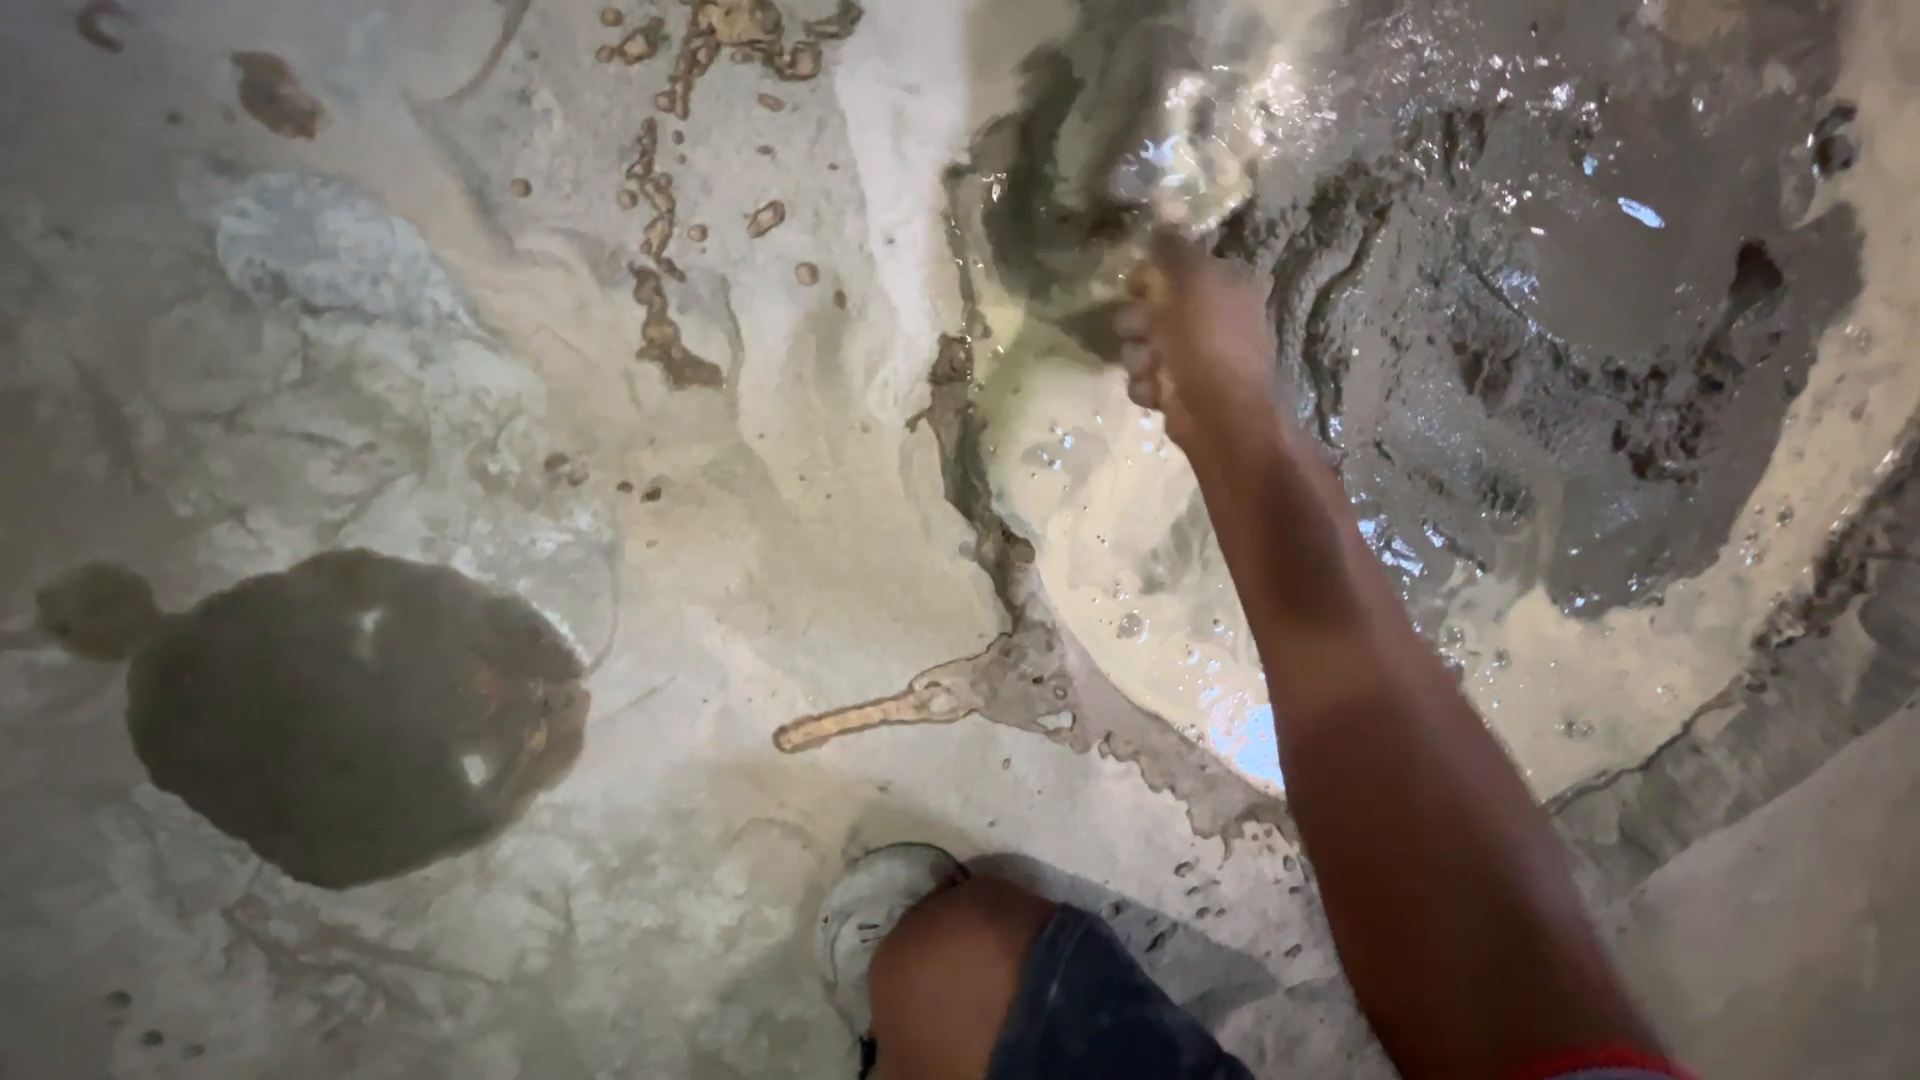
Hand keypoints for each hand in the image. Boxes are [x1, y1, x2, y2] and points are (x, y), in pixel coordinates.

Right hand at [1115, 231, 1277, 452]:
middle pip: (1152, 307)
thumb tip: (1163, 205)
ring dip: (1138, 356)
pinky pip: (1144, 379)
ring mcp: (1194, 357)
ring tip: (1152, 368)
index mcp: (1226, 285)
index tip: (1137, 285)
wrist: (1219, 415)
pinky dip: (1146, 386)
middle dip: (1137, 321)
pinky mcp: (1177, 391)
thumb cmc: (1210, 341)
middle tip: (1142, 330)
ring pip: (1141, 345)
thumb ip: (1174, 246)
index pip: (1177, 267)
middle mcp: (1212, 319)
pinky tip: (1158, 392)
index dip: (1151, 276)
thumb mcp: (1193, 280)